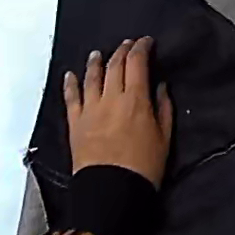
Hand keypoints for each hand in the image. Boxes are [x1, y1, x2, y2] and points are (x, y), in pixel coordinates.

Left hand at [65, 38, 174, 186]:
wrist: (112, 192)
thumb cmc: (144, 167)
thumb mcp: (165, 137)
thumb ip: (164, 108)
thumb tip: (161, 86)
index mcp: (136, 99)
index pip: (137, 63)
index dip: (141, 48)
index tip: (146, 42)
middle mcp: (111, 98)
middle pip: (115, 65)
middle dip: (122, 50)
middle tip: (127, 44)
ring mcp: (90, 110)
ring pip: (91, 77)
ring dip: (96, 62)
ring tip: (98, 54)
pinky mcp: (75, 123)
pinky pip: (71, 98)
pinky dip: (70, 84)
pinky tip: (70, 75)